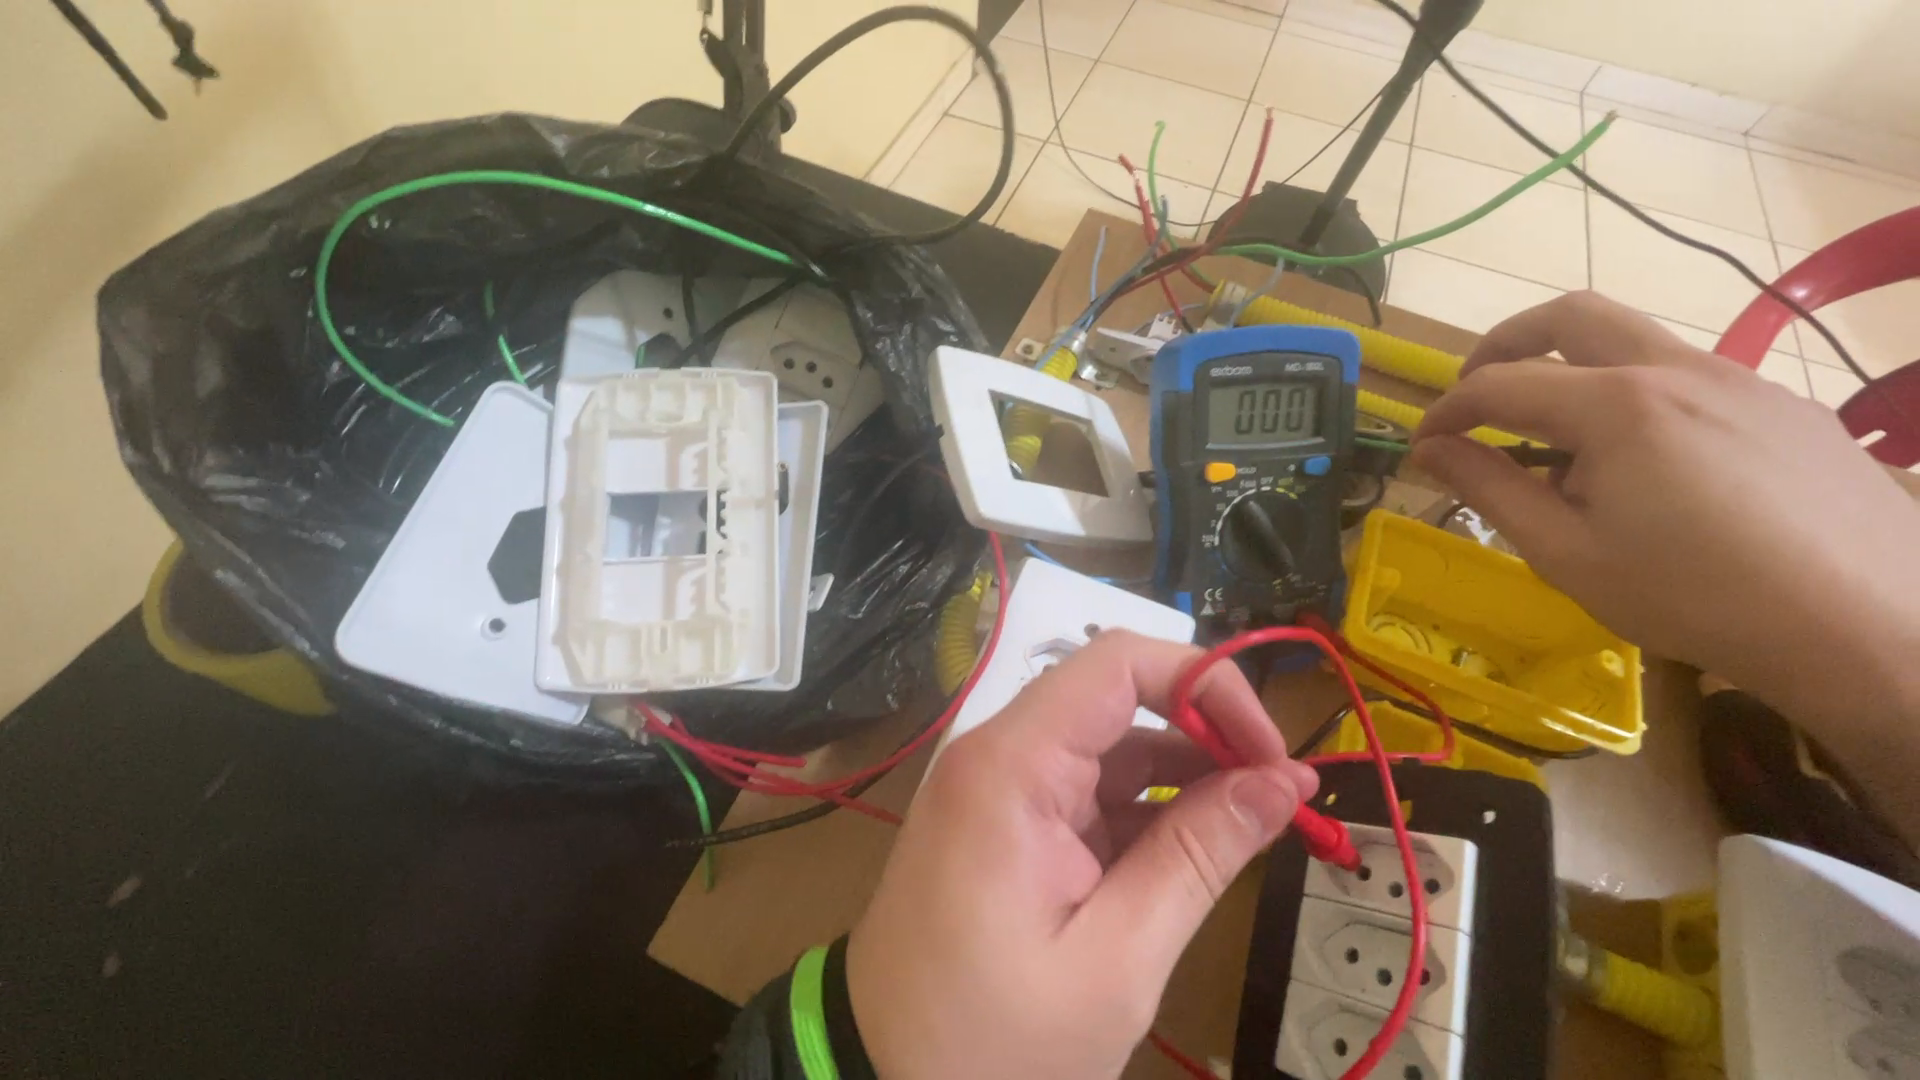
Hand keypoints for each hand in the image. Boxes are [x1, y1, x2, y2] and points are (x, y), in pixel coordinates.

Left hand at [846, 631, 1315, 1079]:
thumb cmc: (991, 1039)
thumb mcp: (1115, 959)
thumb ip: (1198, 856)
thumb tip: (1283, 782)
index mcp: (1012, 764)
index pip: (1118, 662)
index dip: (1206, 683)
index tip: (1270, 750)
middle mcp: (1001, 753)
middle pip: (1118, 699)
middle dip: (1206, 734)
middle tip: (1281, 793)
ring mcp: (1001, 786)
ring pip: (1110, 746)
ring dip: (1185, 776)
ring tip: (1258, 821)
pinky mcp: (1009, 820)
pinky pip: (1089, 791)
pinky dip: (1146, 812)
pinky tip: (1197, 848)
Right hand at [1411, 292, 1919, 814]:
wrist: (1873, 627)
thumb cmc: (1692, 595)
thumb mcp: (1565, 551)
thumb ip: (1489, 488)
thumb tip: (1431, 451)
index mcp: (1616, 405)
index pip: (1501, 383)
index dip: (1447, 411)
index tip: (1421, 445)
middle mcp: (1678, 370)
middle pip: (1572, 316)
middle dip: (1504, 345)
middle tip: (1473, 393)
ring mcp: (1741, 381)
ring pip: (1633, 342)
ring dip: (1570, 370)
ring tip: (1553, 442)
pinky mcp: (1783, 407)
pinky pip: (1684, 377)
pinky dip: (1629, 396)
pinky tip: (1638, 464)